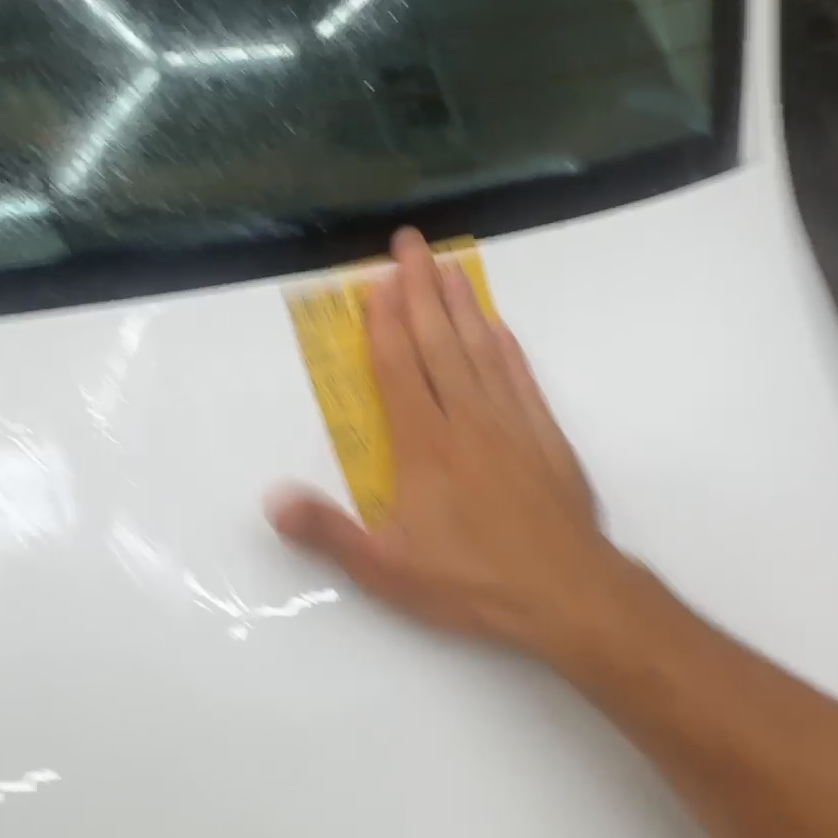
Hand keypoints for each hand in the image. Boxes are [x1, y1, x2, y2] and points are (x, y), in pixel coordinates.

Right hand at [267, 227, 643, 662]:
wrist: (566, 594)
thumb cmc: (469, 582)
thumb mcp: (384, 570)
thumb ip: (326, 532)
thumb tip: (272, 500)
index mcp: (424, 446)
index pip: (399, 369)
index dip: (385, 323)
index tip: (376, 281)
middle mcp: (467, 421)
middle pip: (440, 342)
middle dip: (421, 289)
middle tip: (410, 242)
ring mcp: (512, 424)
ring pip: (482, 350)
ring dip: (462, 305)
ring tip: (448, 266)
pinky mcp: (546, 438)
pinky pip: (521, 377)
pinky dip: (507, 346)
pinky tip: (498, 327)